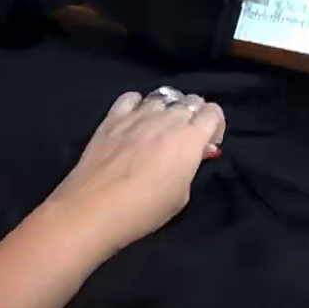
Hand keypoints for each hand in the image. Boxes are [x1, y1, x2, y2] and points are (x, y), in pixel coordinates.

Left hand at [32, 90, 225, 257]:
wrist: (93, 211)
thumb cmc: (144, 210)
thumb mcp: (181, 196)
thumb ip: (191, 167)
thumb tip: (194, 153)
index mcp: (190, 138)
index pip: (213, 112)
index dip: (215, 126)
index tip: (207, 146)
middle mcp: (167, 119)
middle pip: (191, 100)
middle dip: (195, 116)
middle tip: (186, 140)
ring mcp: (138, 116)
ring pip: (163, 96)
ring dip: (169, 109)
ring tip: (161, 129)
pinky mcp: (112, 119)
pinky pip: (131, 98)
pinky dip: (139, 105)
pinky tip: (136, 121)